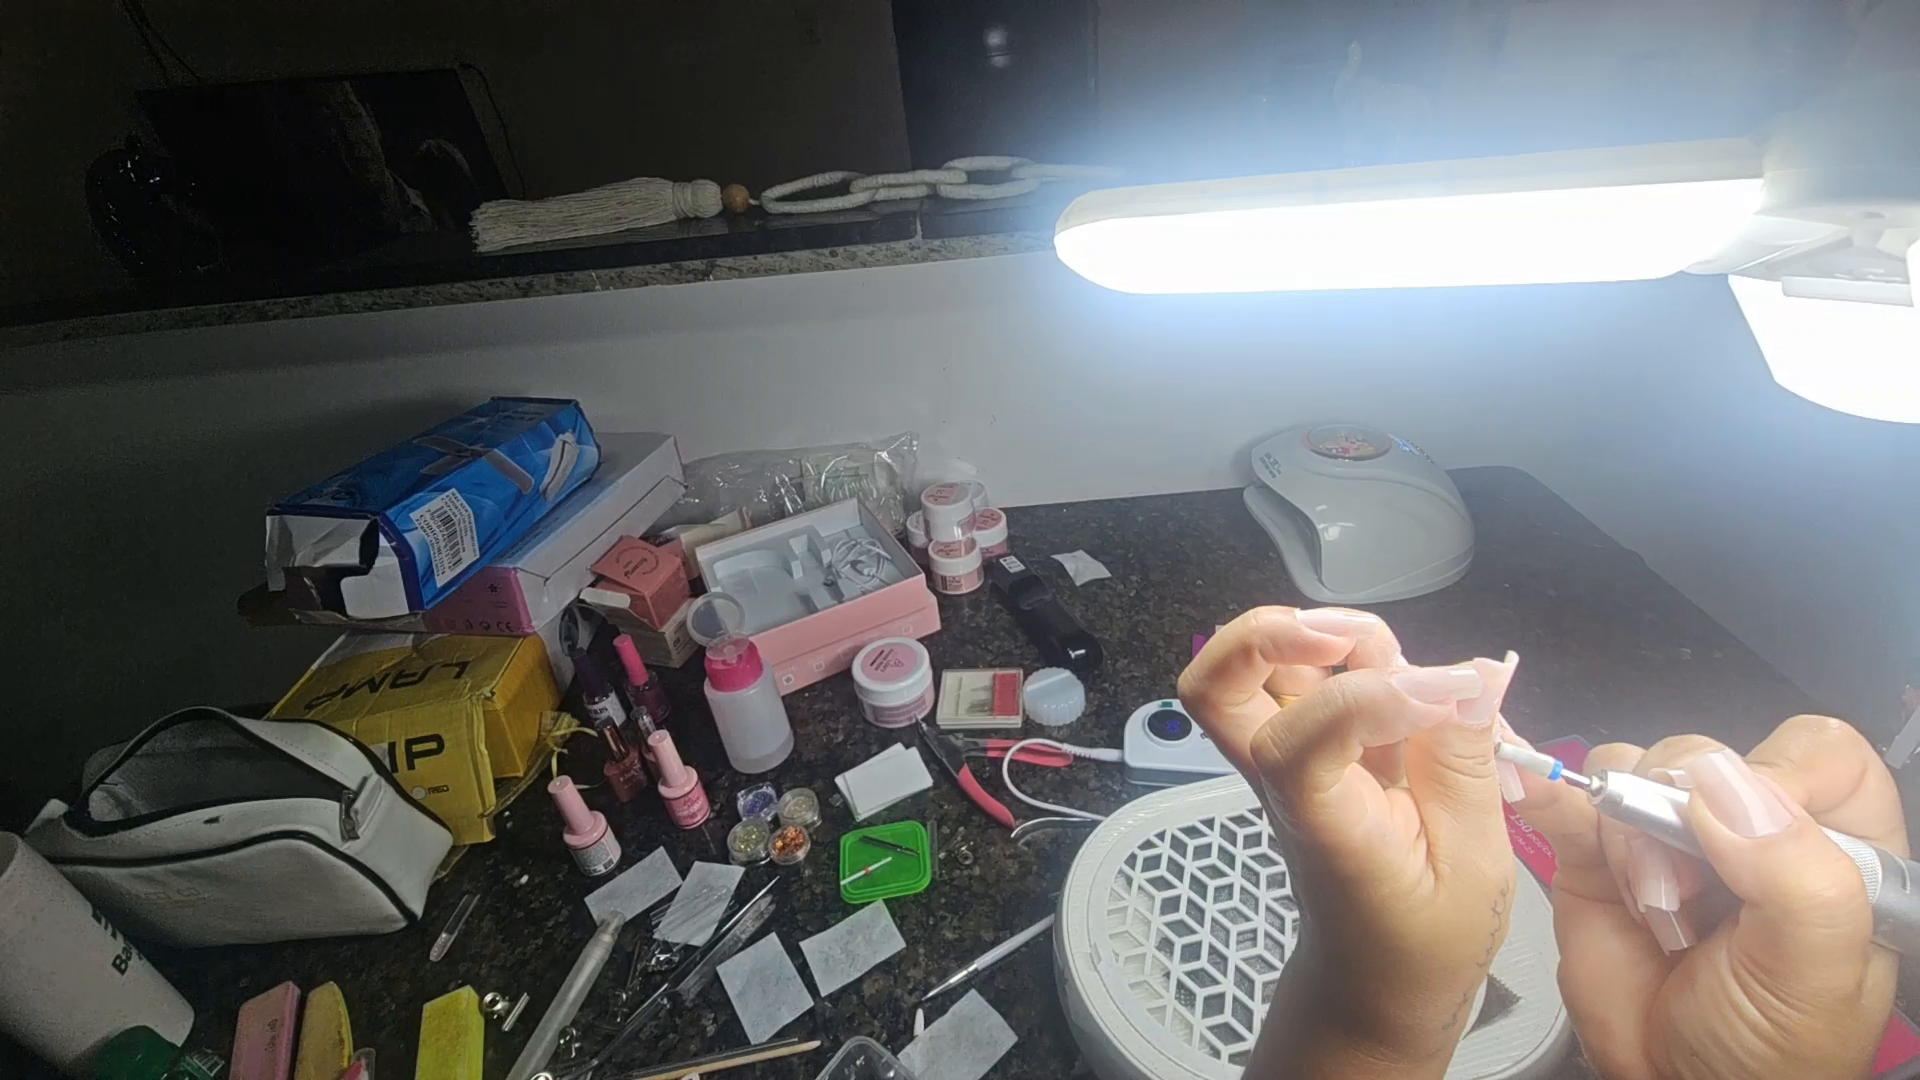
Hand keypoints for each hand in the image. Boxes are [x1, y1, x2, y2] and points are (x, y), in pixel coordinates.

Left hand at [1178, 607, 1518, 1078]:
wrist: (1374, 968)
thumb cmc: (1422, 934)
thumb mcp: (1472, 866)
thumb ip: (1462, 769)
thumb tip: (1473, 677)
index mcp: (1312, 817)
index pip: (1290, 745)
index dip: (1361, 703)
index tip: (1446, 699)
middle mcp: (1275, 769)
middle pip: (1214, 684)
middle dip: (1264, 636)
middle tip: (1339, 639)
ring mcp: (1280, 747)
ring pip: (1253, 662)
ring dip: (1315, 634)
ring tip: (1391, 660)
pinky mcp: (1302, 736)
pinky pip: (1300, 672)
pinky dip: (1346, 652)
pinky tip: (1404, 677)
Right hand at [1509, 716, 1905, 1079]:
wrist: (1666, 1079)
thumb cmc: (1764, 1047)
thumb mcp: (1811, 978)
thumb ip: (1797, 880)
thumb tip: (1720, 781)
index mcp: (1827, 853)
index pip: (1815, 759)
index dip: (1775, 772)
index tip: (1735, 827)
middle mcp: (1740, 832)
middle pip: (1699, 757)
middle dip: (1678, 816)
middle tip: (1679, 889)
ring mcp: (1657, 835)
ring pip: (1626, 768)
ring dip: (1621, 832)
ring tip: (1640, 904)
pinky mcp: (1588, 846)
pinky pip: (1559, 792)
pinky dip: (1543, 788)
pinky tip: (1534, 794)